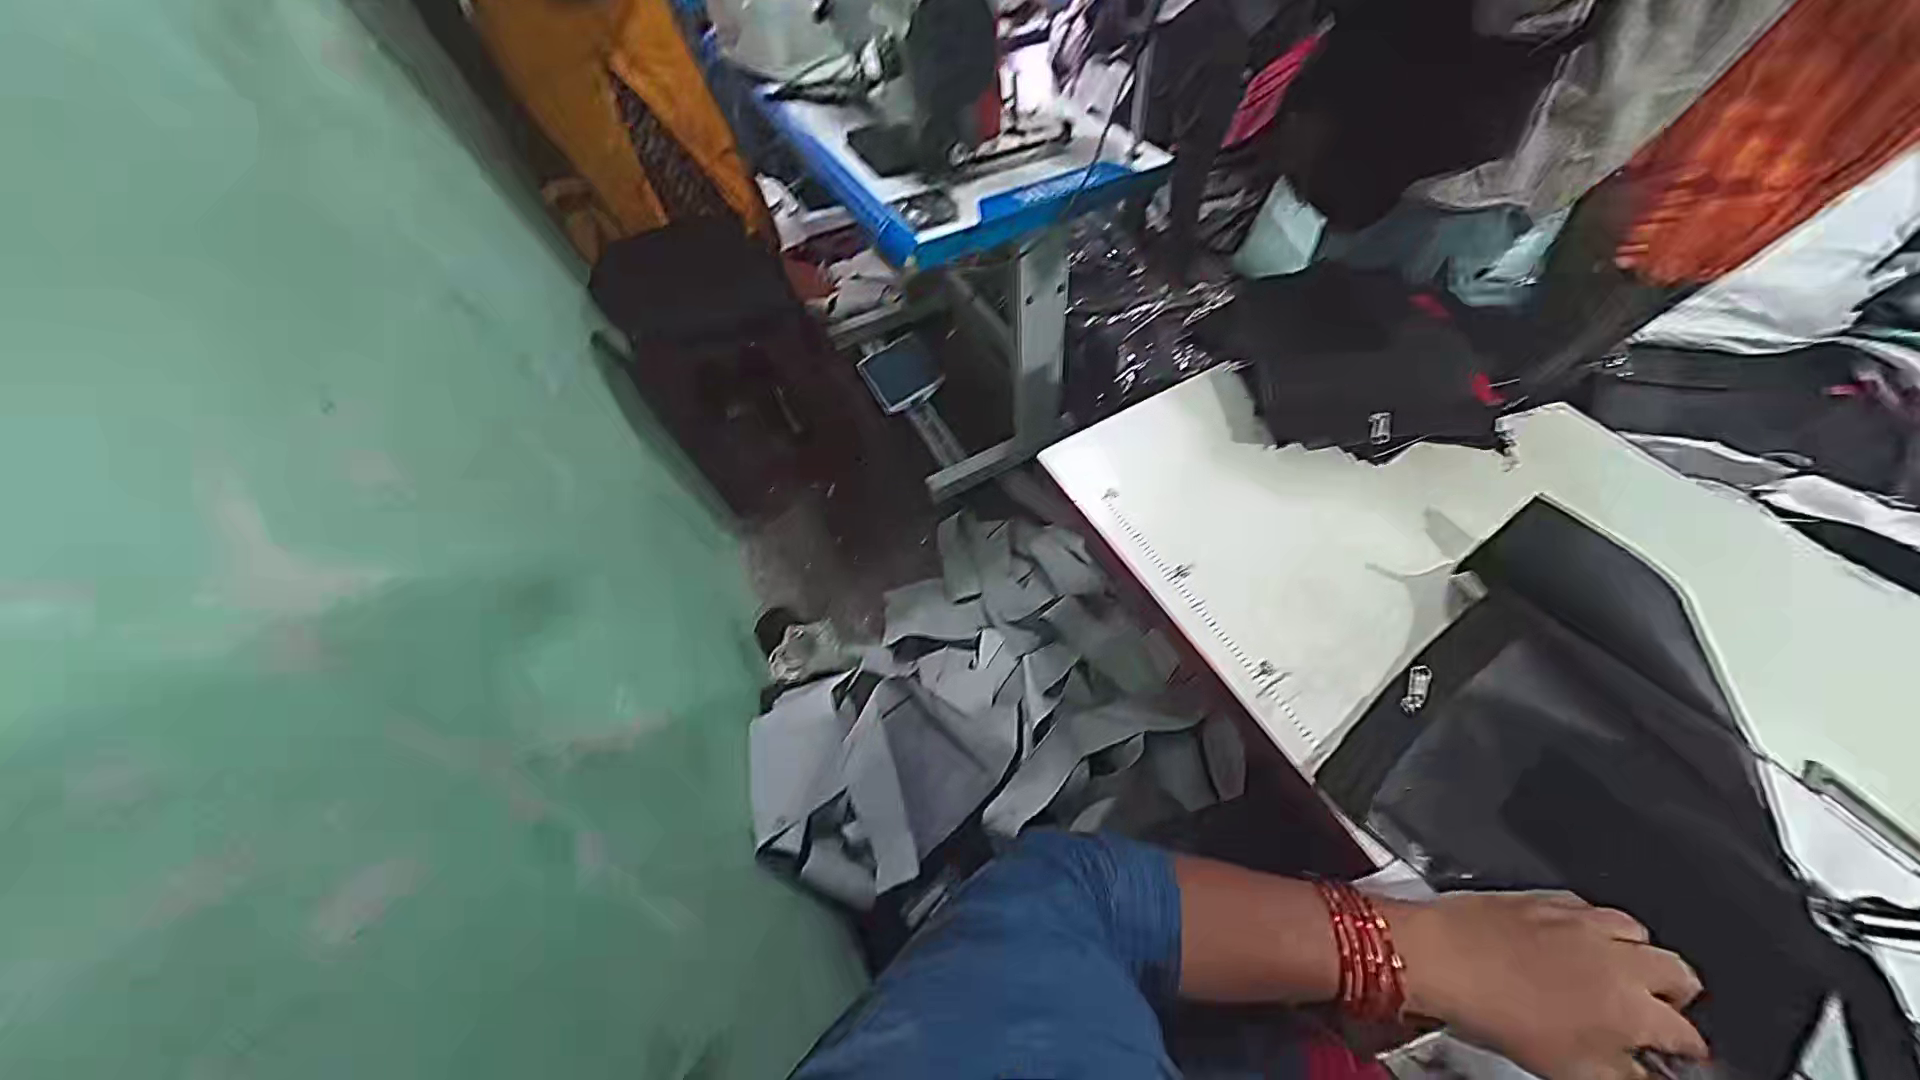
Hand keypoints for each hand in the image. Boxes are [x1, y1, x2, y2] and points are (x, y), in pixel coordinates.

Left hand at [1382, 891, 1706, 1079]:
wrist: (1436, 957)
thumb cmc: (1495, 1011)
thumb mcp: (1576, 1072)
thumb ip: (1628, 1078)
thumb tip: (1647, 1074)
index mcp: (1634, 1009)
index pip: (1688, 1037)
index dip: (1679, 1051)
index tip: (1666, 1054)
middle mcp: (1613, 957)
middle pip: (1678, 972)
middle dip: (1671, 995)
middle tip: (1648, 1009)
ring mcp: (1575, 920)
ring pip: (1634, 930)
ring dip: (1631, 951)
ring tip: (1611, 969)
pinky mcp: (1539, 896)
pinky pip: (1583, 905)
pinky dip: (1587, 922)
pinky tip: (1569, 937)